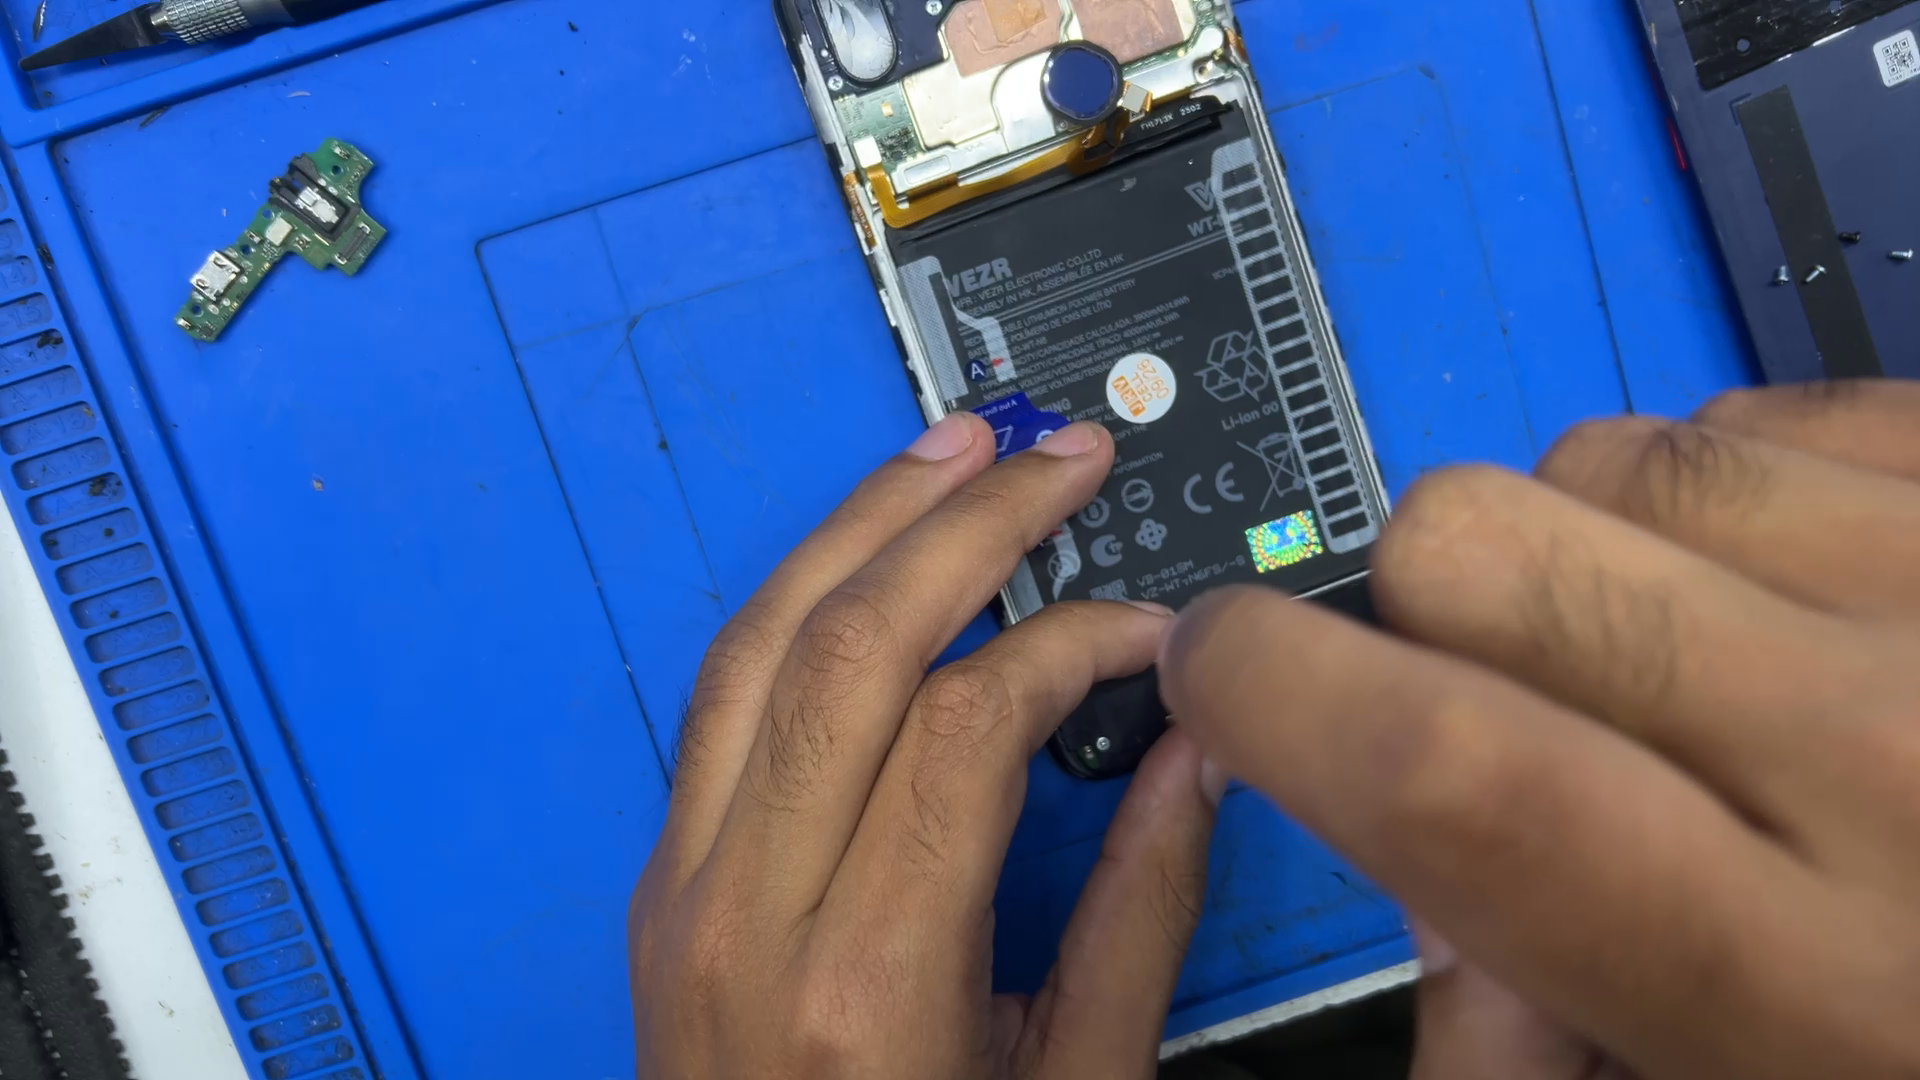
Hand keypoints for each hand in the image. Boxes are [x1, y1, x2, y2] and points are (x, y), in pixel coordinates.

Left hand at [630, 414, 1225, 1078]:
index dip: (1076, 643)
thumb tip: (1196, 742)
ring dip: (863, 520)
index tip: (1154, 624)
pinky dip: (805, 590)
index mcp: (867, 985)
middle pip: (851, 641)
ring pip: (763, 636)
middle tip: (1045, 450)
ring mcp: (678, 874)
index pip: (969, 723)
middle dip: (962, 522)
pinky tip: (867, 539)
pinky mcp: (661, 865)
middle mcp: (744, 905)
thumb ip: (1138, 905)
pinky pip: (727, 685)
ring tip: (948, 448)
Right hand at [1161, 381, 1919, 1078]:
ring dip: (1582, 546)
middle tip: (1491, 675)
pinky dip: (1725, 493)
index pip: (1445, 767)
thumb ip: (1501, 1047)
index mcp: (1812, 993)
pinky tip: (1818, 595)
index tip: (1212, 662)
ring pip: (1605, 457)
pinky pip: (1764, 413)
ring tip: (1690, 649)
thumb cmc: (1917, 1060)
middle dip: (1417, 594)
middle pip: (1471, 541)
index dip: (1266, 682)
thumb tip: (1407, 876)